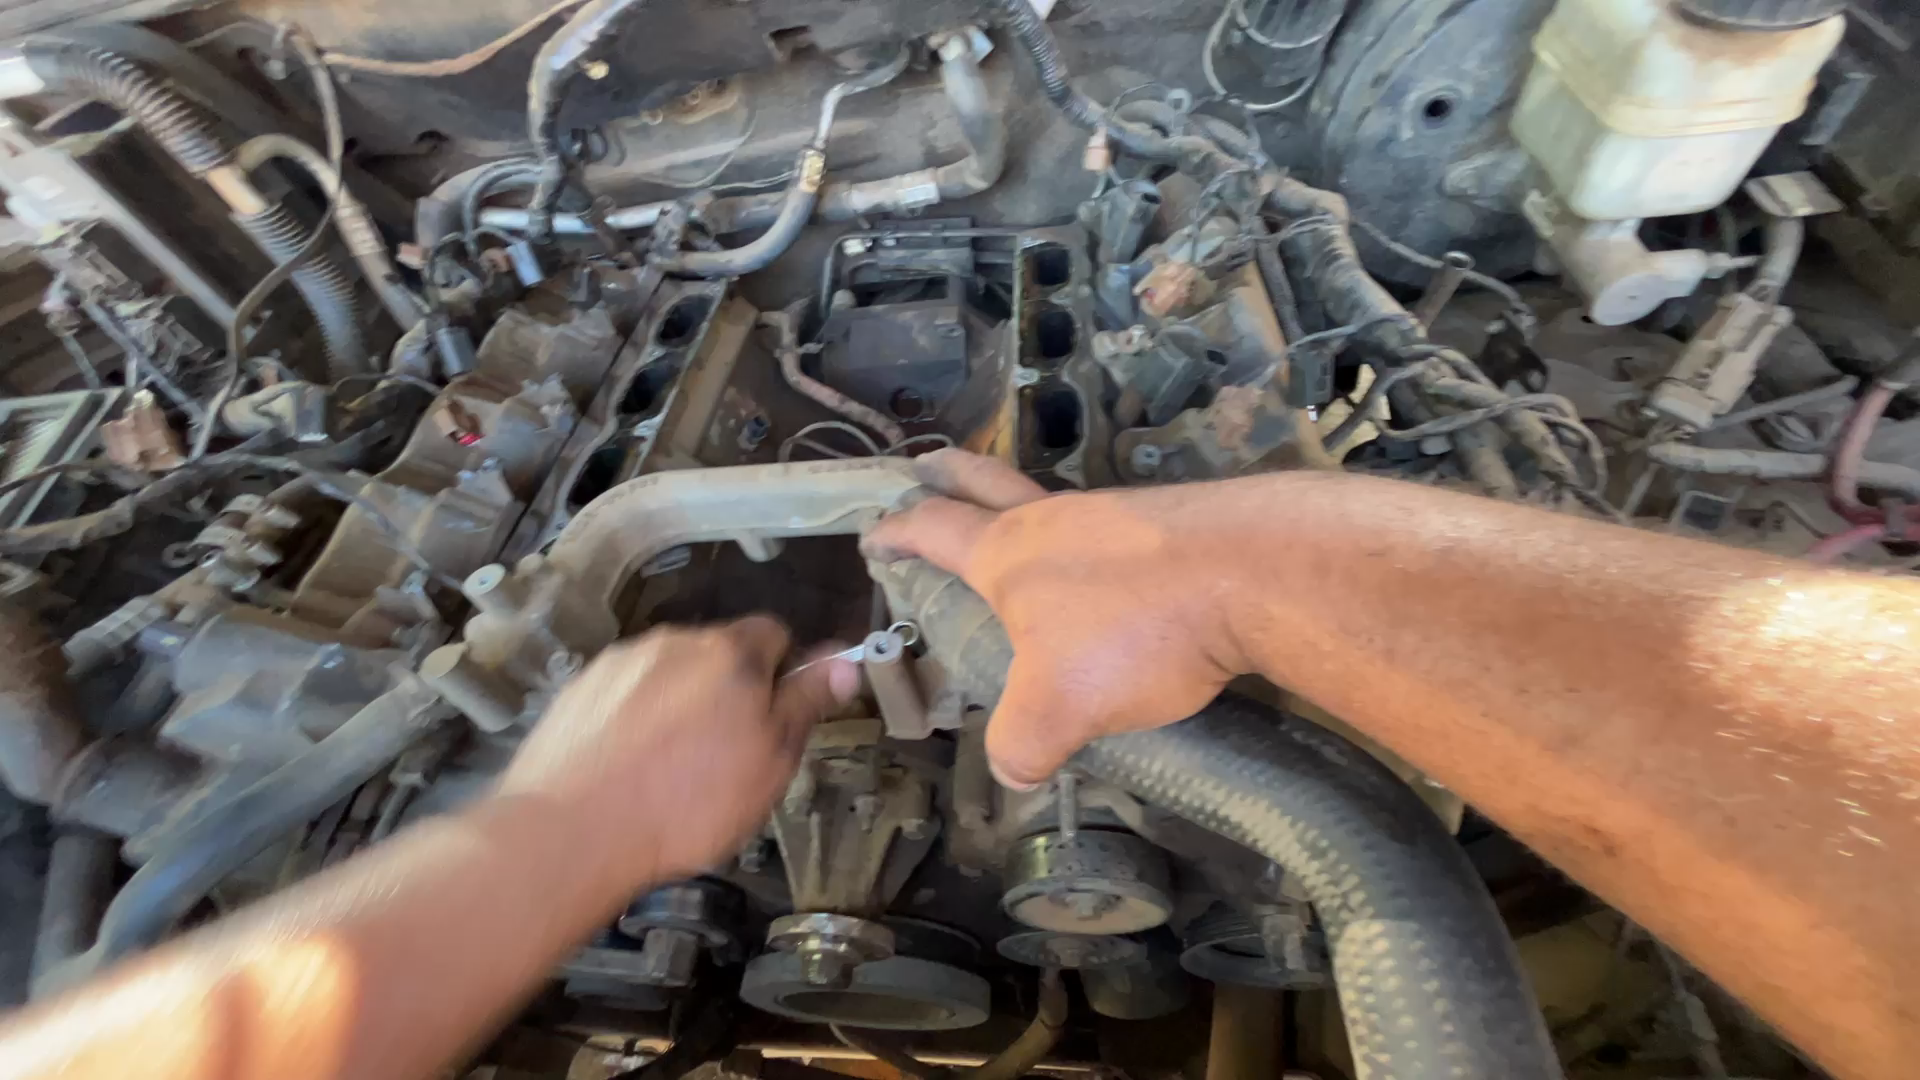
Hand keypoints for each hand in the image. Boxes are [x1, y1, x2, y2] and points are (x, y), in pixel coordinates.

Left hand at [497, 617, 858, 884]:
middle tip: (723, 749)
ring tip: (667, 760)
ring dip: (682, 696)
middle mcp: (678, 640)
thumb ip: (807, 702)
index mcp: (732, 653)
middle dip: (729, 686)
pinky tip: (625, 758)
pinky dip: (636, 711)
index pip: (776, 632)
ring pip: (672, 669)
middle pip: (721, 650)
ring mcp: (624, 659)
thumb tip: (847, 660)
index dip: (782, 671)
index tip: (771, 716)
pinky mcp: (580, 684)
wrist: (569, 833)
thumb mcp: (771, 760)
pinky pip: (628, 687)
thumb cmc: (690, 800)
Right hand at [863, 450, 1247, 788]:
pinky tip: (1104, 578)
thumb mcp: (1059, 707)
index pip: (933, 529)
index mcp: (1007, 552)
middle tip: (924, 467)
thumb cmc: (1132, 631)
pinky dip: (1085, 543)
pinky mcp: (1163, 524)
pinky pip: (1106, 530)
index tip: (873, 534)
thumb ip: (1022, 744)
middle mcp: (1052, 519)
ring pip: (1050, 504)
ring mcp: (1111, 514)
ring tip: (1021, 545)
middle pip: (983, 479)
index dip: (896, 532)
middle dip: (945, 474)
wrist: (1250, 573)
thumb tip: (1013, 772)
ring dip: (1021, 512)